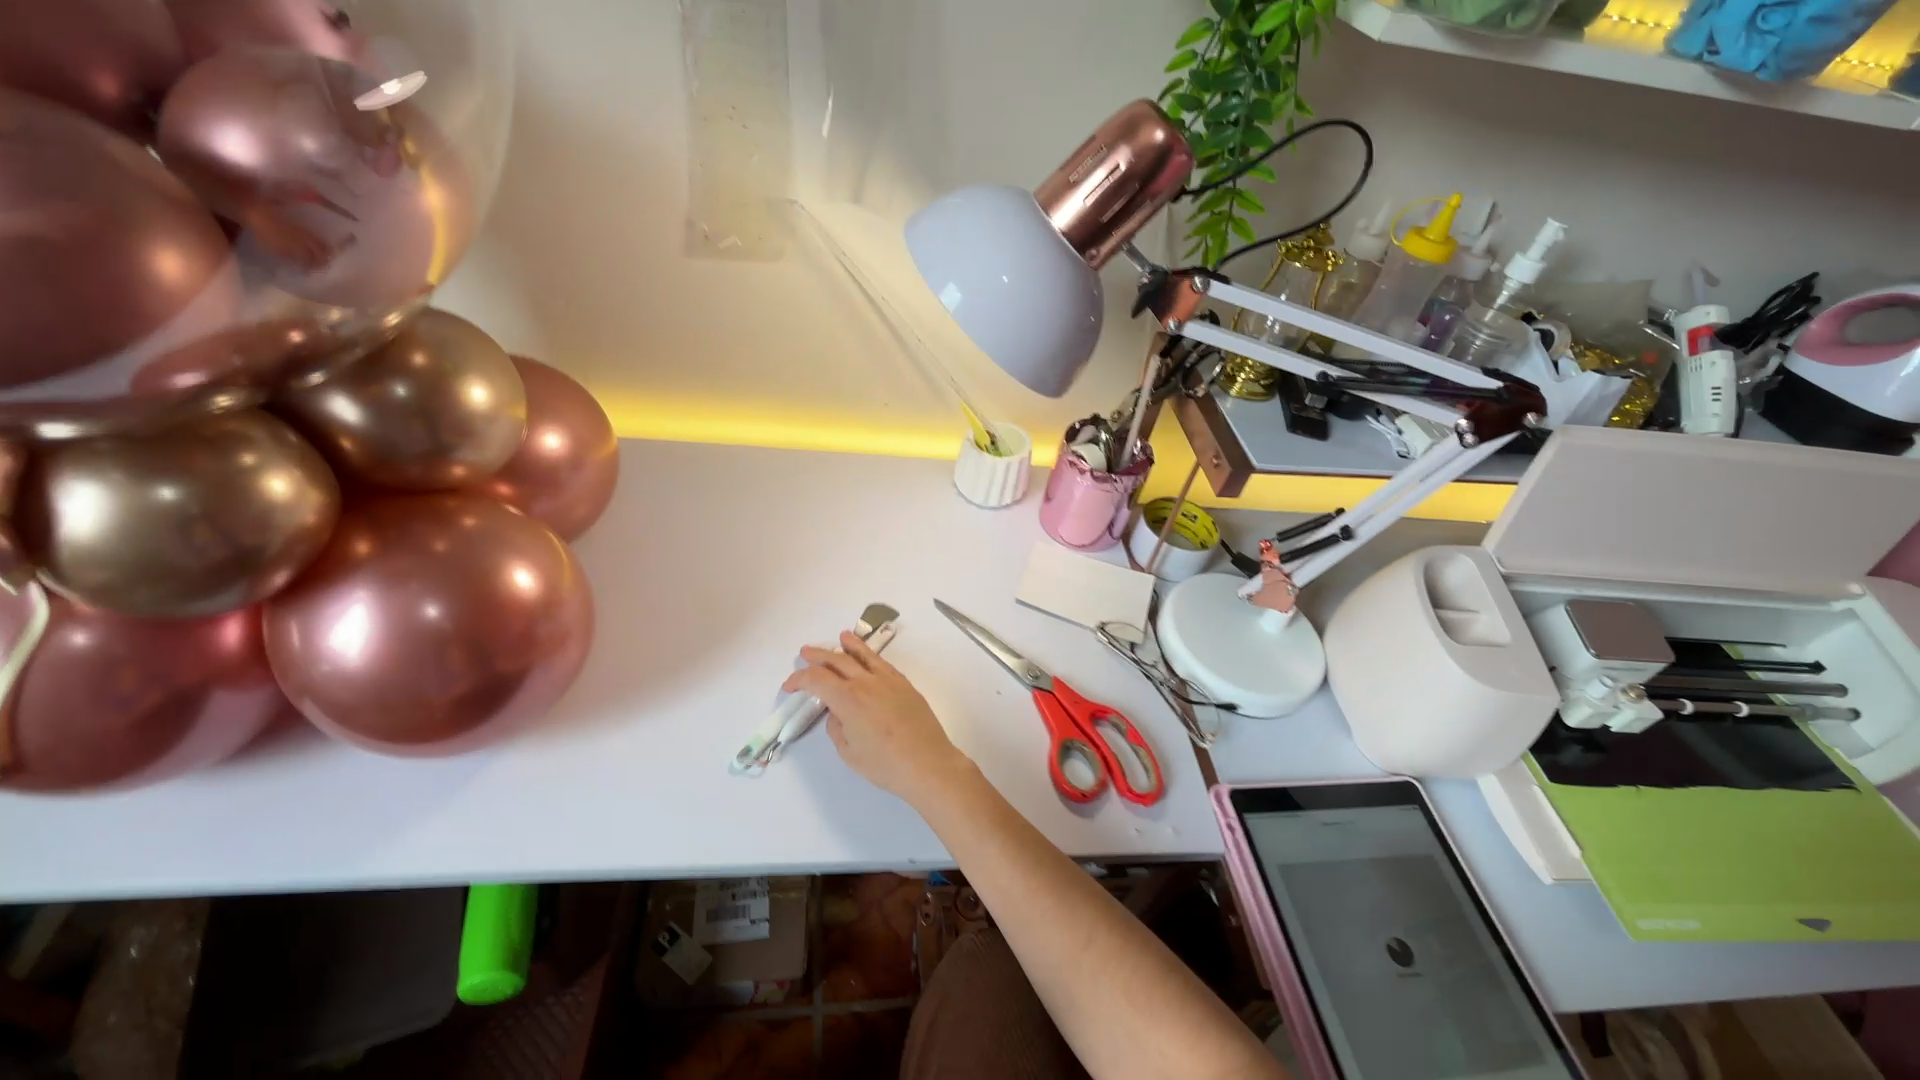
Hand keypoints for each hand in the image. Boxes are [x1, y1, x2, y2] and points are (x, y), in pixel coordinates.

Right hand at [783, 631, 968, 801]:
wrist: (927, 763)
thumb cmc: (884, 764)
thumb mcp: (849, 752)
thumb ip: (837, 728)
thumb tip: (836, 713)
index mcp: (847, 699)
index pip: (816, 679)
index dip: (799, 679)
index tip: (789, 686)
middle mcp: (865, 682)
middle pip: (837, 661)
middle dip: (818, 656)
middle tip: (805, 653)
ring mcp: (887, 680)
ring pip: (864, 656)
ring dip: (848, 645)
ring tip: (841, 637)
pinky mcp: (904, 684)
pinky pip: (883, 663)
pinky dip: (871, 655)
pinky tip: (868, 656)